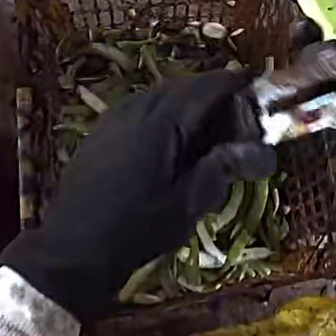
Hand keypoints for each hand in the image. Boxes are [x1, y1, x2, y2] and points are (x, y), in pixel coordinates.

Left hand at [0, 70, 275, 320]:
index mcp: (161, 122)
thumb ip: (224, 169)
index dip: (235, 84)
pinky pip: (143, 107)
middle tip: (238, 119)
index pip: (208, 87)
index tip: (256, 90)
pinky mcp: (102, 130)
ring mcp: (115, 117)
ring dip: (190, 103)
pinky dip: (167, 112)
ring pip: (163, 94)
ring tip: (209, 130)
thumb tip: (265, 153)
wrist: (70, 251)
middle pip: (186, 85)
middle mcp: (137, 108)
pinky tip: (173, 141)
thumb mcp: (187, 205)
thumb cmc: (135, 230)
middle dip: (215, 95)